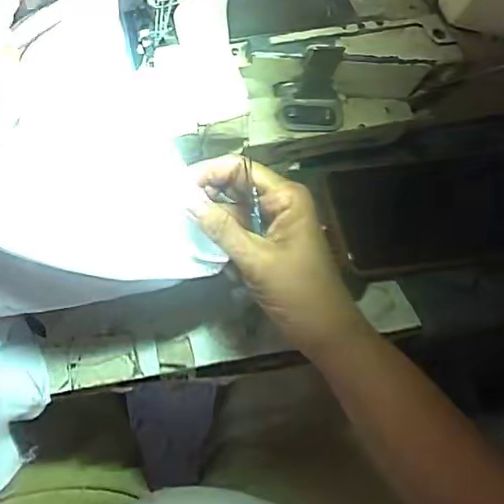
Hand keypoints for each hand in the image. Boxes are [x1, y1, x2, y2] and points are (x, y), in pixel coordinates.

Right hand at [189, 157, 371, 357]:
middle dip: (208, 192)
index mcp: (285, 197)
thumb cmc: (298, 294)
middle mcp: (280, 202)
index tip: (180, 184)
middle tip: (177, 203)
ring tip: (185, 221)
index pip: (241, 168)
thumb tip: (188, 200)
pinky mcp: (268, 241)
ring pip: (234, 206)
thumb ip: (221, 228)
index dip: (210, 171)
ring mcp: (274, 221)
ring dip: (213, 215)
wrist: (327, 335)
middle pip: (236, 184)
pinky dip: (222, 233)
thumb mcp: (256, 260)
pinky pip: (239, 226)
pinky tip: (205, 242)